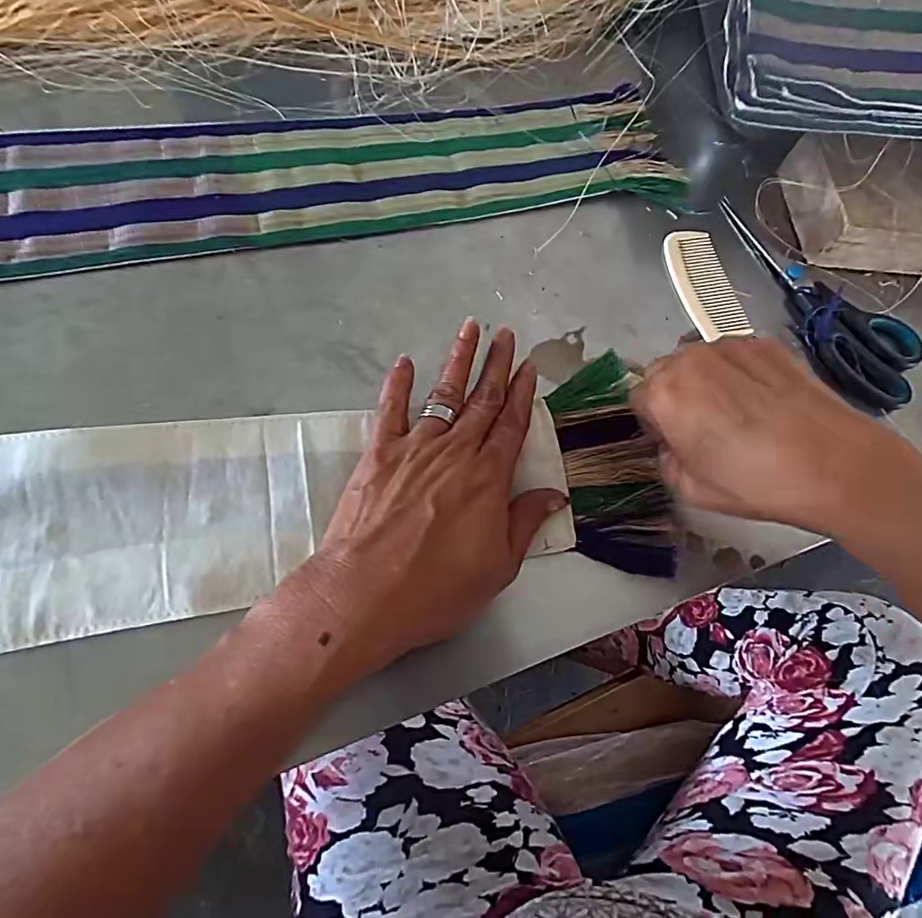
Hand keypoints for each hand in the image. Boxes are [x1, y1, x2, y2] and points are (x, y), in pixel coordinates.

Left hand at [260, 320, 567, 685]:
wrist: (367, 592)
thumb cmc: (438, 588)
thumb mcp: (498, 566)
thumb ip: (524, 522)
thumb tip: (553, 494)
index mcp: (488, 477)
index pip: (511, 425)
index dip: (522, 393)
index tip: (528, 367)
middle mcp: (454, 452)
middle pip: (481, 400)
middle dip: (496, 365)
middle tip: (506, 335)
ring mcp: (414, 448)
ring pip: (442, 395)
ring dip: (458, 361)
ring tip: (469, 330)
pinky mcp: (378, 453)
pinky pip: (390, 409)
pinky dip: (398, 383)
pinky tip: (405, 362)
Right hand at [629, 337, 921, 538]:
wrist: (839, 467)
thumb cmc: (758, 482)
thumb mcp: (690, 489)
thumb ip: (666, 461)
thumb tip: (673, 448)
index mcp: (663, 394)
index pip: (638, 399)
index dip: (655, 423)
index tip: (676, 441)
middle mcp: (689, 360)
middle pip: (665, 372)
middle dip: (676, 395)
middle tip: (705, 427)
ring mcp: (729, 348)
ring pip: (699, 360)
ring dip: (706, 380)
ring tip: (737, 413)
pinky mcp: (766, 345)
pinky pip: (734, 356)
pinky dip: (738, 372)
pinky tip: (761, 401)